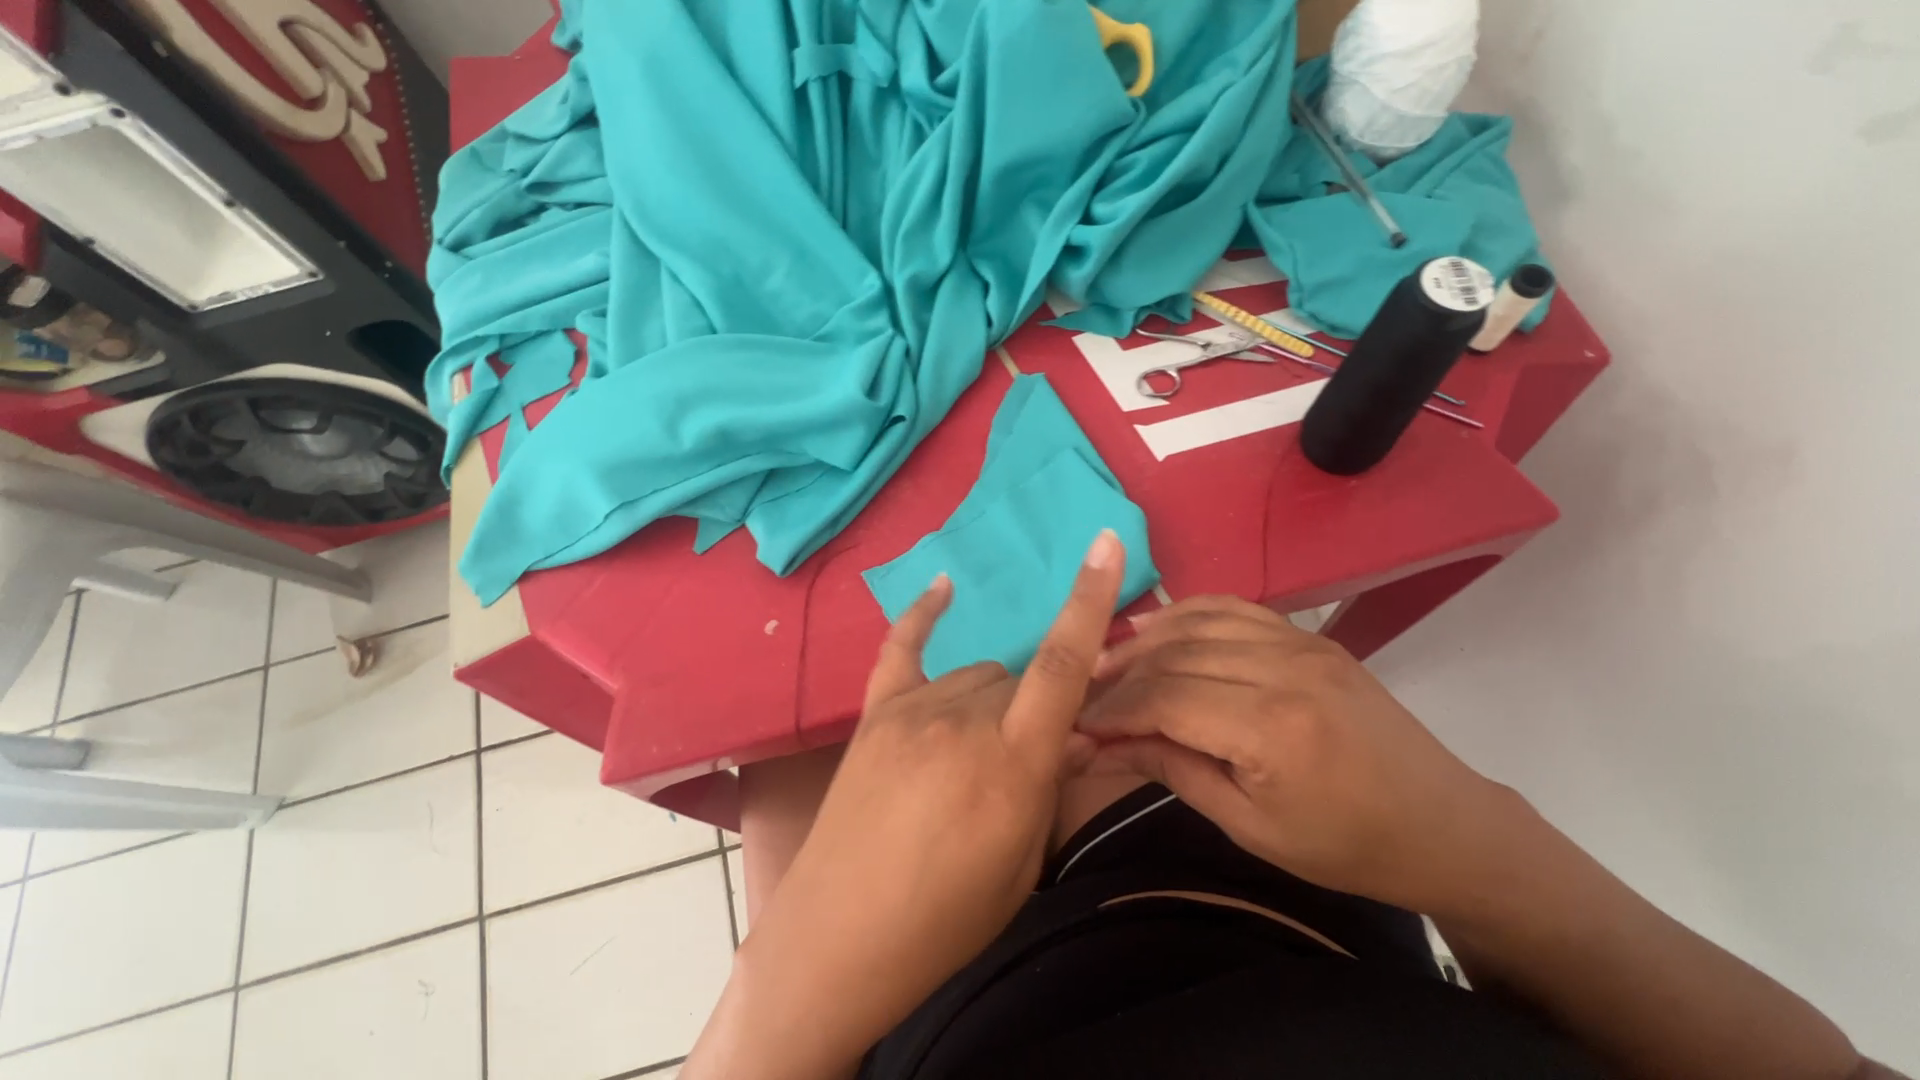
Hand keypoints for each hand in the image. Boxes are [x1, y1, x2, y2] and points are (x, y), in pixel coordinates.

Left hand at [698, 532, 1125, 1079]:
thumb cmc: (944, 922)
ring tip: (975, 758)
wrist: (838, 941)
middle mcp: (963, 721)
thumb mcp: (1020, 866)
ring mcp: (911, 713)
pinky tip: (942, 589)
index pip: (1062, 665)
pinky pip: (901, 648)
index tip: (1106, 544)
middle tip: (1020, 767)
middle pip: (1021, 680)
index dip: (1090, 601)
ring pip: (977, 675)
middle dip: (1034, 713)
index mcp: (1011, 763)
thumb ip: (1049, 788)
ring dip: (994, 702)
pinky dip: (924, 617)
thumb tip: (1076, 734)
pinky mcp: (873, 717)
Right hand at [1079, 595, 1519, 914]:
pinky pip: (1235, 608)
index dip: (1113, 709)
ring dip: (1147, 638)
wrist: (1439, 823)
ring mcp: (1302, 643)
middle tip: (1082, 694)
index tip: (1077, 722)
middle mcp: (1284, 669)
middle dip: (1120, 673)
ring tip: (1107, 660)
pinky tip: (1158, 629)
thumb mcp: (1248, 824)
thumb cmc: (1343, 844)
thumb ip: (1172, 770)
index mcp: (1271, 728)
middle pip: (1176, 654)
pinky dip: (1189, 613)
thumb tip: (1100, 746)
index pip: (1165, 699)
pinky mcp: (1311, 636)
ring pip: (1199, 622)